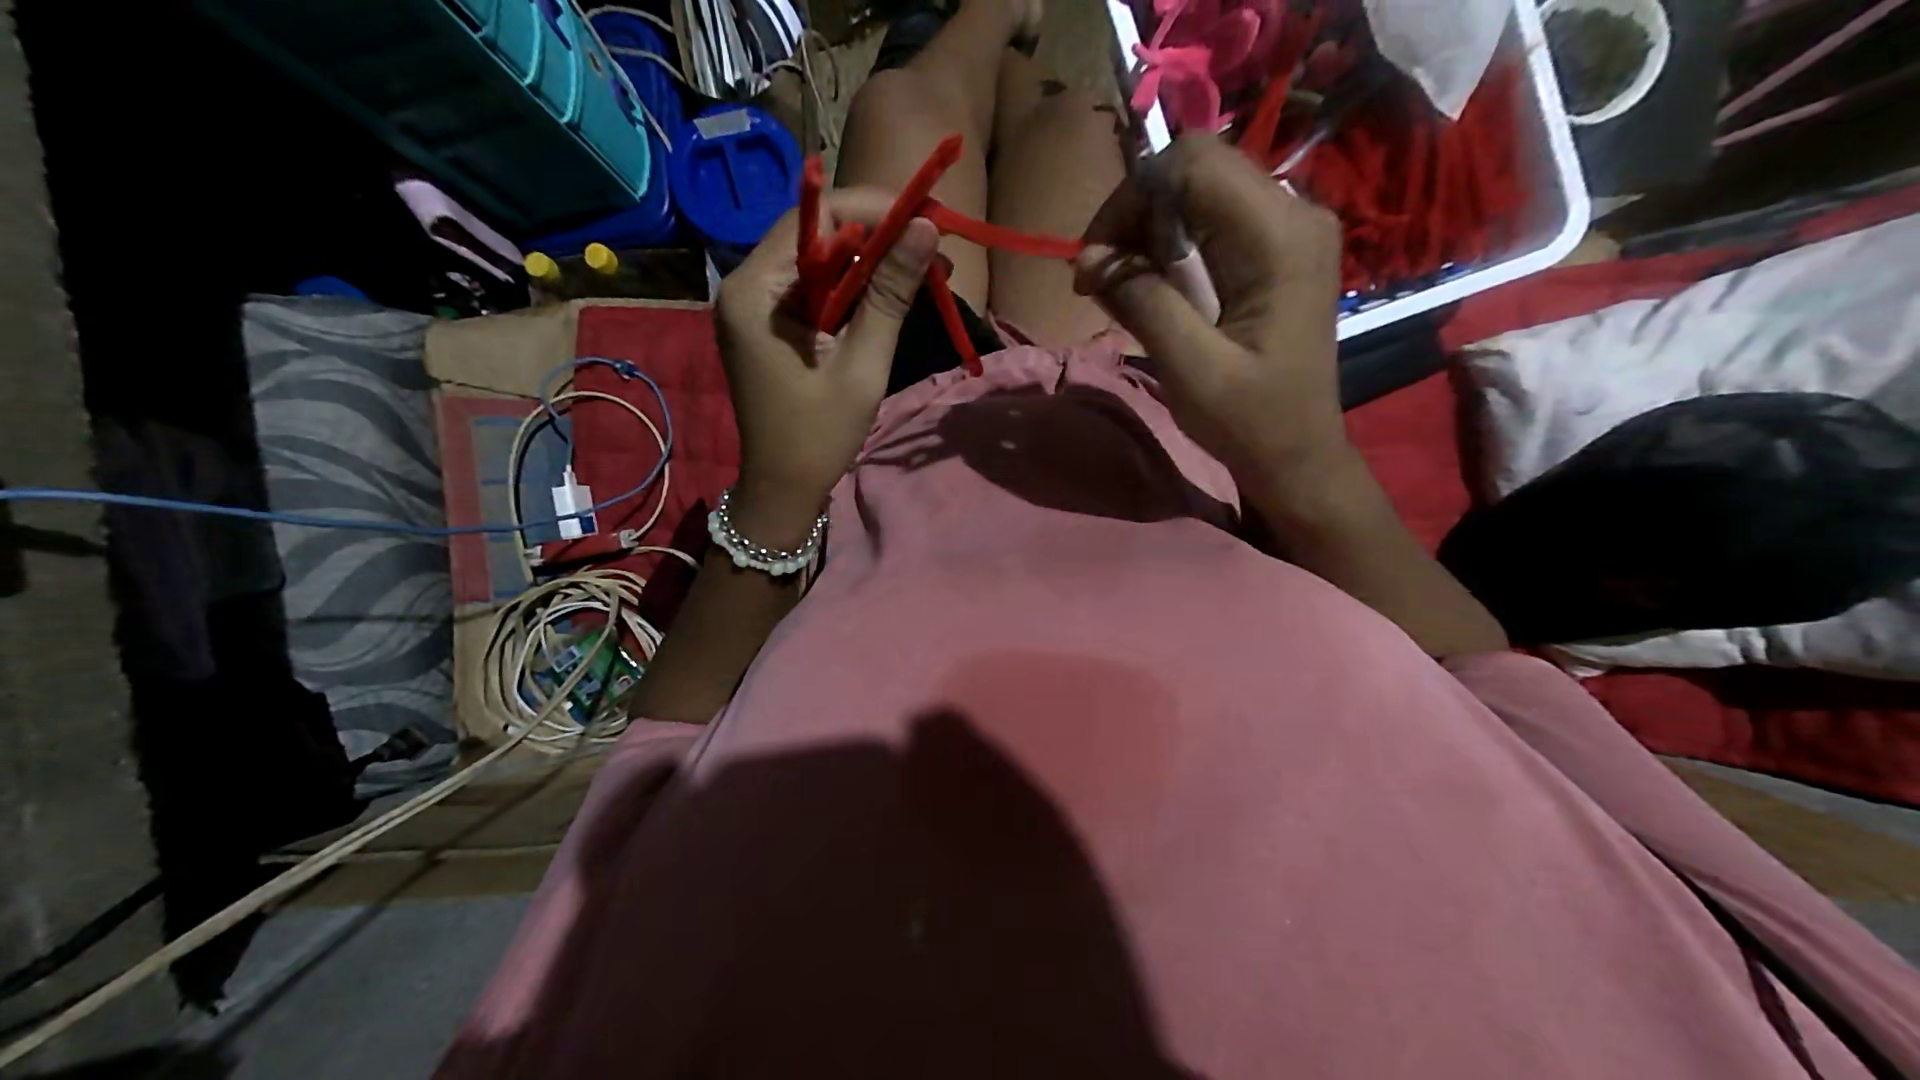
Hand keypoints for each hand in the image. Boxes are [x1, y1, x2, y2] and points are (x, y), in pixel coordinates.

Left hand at [715, 189, 938, 545]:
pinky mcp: (771, 323)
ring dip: (871, 259)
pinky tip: (892, 292)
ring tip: (924, 268)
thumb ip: (889, 296)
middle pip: (815, 233)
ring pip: (820, 258)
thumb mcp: (861, 367)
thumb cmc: (818, 438)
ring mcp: (756, 305)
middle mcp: (746, 286)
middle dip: (877, 234)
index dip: (872, 209)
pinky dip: (855, 287)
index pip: (814, 218)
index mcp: (755, 292)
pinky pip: (816, 287)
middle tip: (933, 247)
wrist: (782, 489)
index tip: (925, 218)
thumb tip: (927, 230)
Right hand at [1074, 135, 1348, 496]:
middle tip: (1101, 276)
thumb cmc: (1249, 420)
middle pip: (1196, 170)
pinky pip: (1211, 224)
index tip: (1097, 259)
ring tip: (1119, 289)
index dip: (1131, 200)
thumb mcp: (1189, 368)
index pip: (1193, 165)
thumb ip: (1143, 303)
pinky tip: (1151, 291)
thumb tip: (1089, 258)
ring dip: (1147, 234)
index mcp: (1280, 237)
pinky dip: (1169, 249)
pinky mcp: (1275, 251)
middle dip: (1134, 216)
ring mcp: (1288, 231)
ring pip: (1198, 194)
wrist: (1297, 454)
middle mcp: (1293, 214)